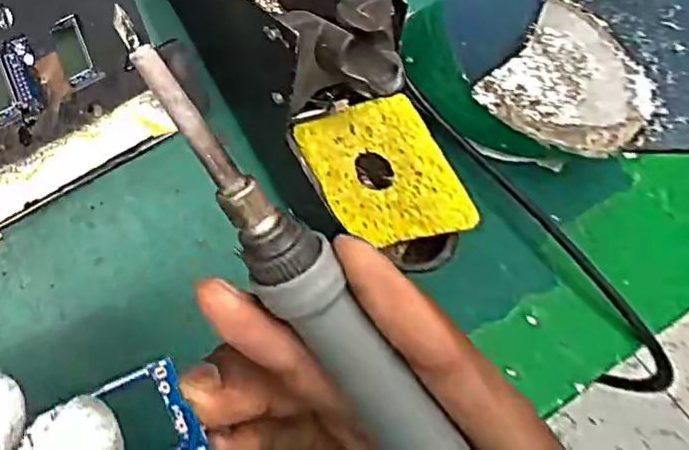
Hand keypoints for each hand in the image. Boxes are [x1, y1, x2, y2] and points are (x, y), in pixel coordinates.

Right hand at [180, 236, 559, 448]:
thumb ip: (447, 415)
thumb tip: (306, 417)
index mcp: (483, 441)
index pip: (456, 377)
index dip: (405, 314)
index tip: (350, 258)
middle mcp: (416, 425)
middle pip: (346, 365)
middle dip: (277, 328)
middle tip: (218, 302)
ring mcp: (364, 435)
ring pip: (297, 388)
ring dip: (241, 373)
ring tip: (205, 388)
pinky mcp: (323, 446)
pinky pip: (277, 428)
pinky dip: (238, 421)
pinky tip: (214, 423)